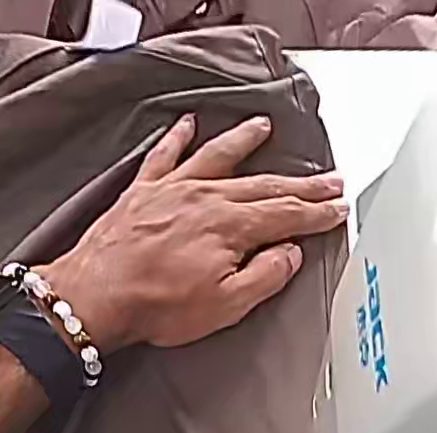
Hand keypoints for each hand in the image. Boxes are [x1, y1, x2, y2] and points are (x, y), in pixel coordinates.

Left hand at [37, 114, 347, 351]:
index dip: (317, 213)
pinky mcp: (144, 192)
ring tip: (264, 127)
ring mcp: (174, 190)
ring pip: (219, 157)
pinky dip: (178, 138)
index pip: (286, 214)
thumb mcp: (225, 304)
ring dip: (245, 142)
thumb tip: (290, 254)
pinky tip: (188, 124)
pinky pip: (166, 155)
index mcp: (231, 227)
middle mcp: (206, 198)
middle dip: (300, 183)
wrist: (99, 294)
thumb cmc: (157, 305)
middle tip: (326, 179)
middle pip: (264, 185)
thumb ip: (264, 277)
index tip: (337, 209)